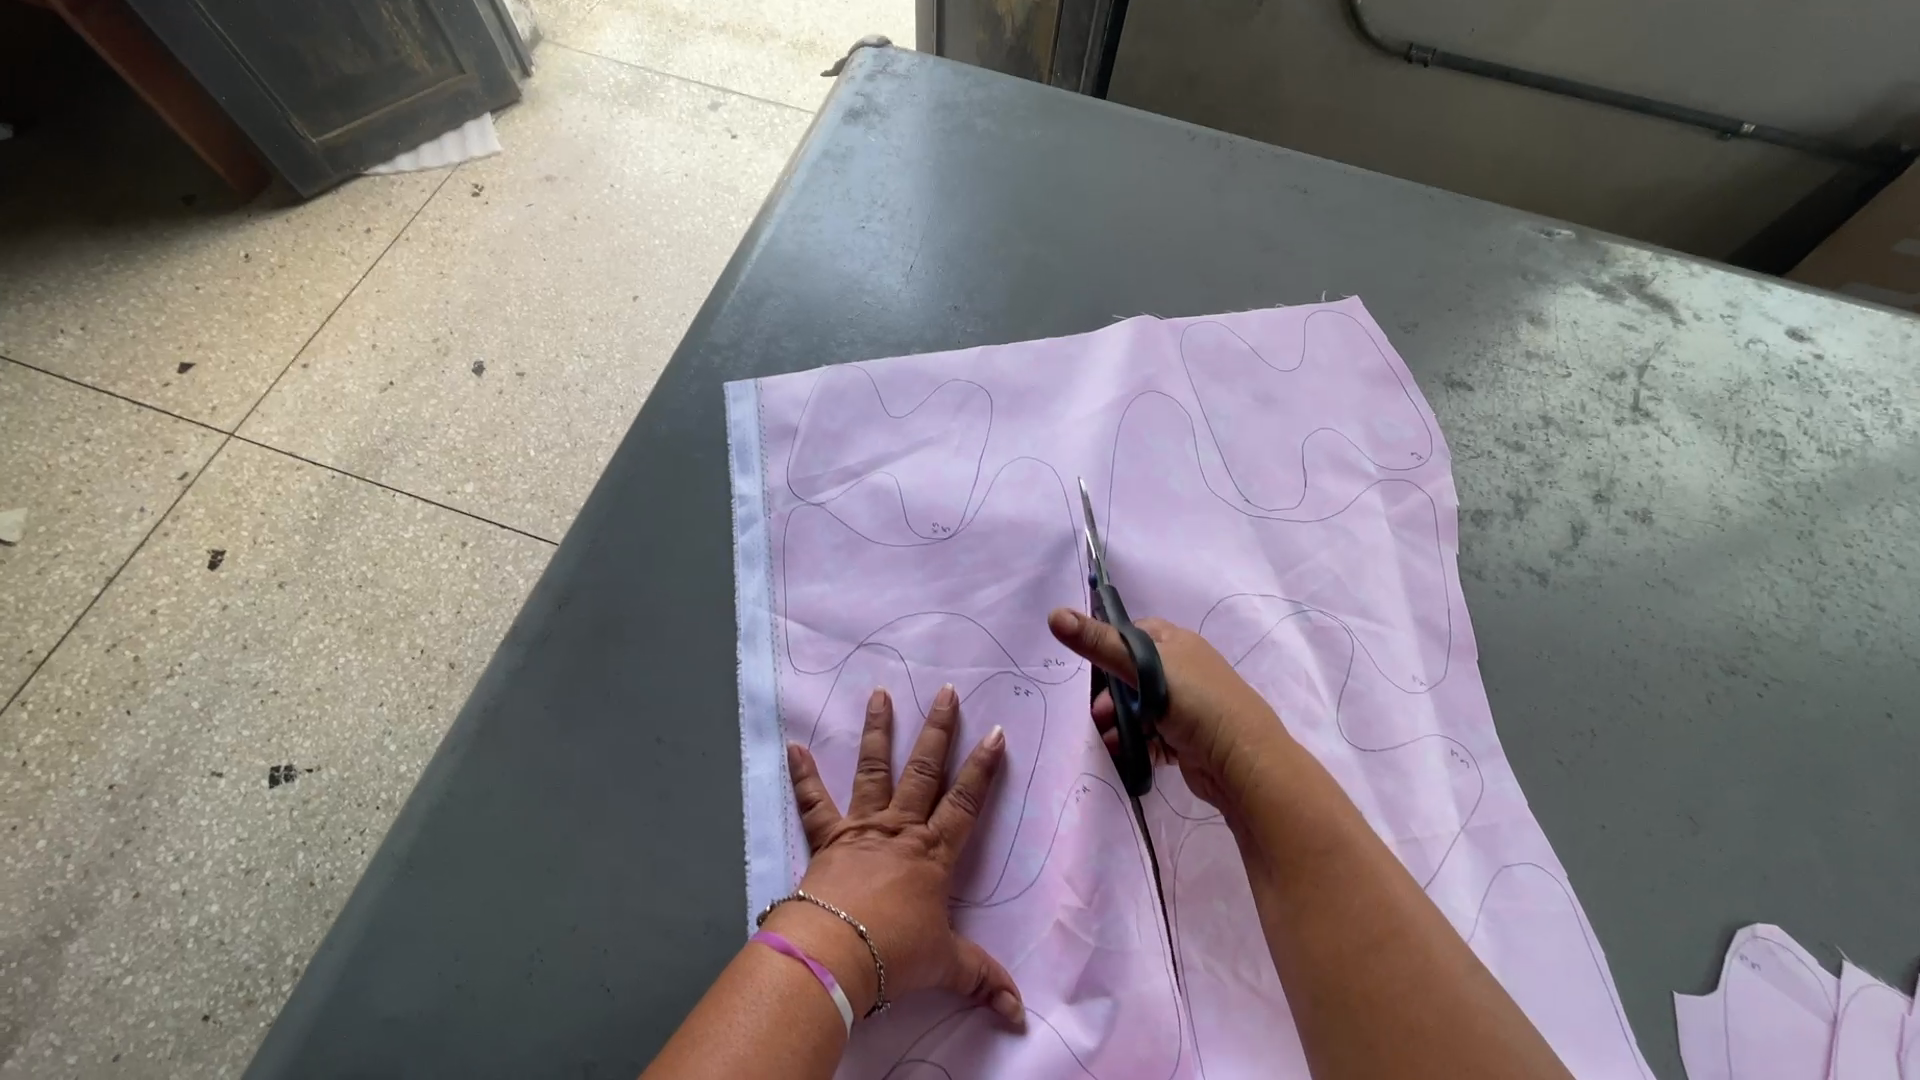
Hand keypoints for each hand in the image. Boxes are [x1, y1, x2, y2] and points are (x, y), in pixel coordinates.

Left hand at [774, 684, 1024, 1028]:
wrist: (835, 955)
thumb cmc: (893, 954)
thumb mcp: (945, 966)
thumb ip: (981, 979)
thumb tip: (1020, 1013)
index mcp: (932, 853)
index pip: (965, 802)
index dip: (983, 768)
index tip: (995, 733)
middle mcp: (899, 829)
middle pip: (923, 771)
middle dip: (938, 730)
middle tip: (945, 692)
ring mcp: (861, 828)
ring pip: (873, 770)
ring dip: (877, 731)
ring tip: (879, 694)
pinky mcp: (827, 838)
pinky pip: (814, 801)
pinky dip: (803, 774)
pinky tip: (794, 746)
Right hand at [1047, 608, 1293, 811]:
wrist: (1244, 761)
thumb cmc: (1196, 703)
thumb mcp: (1143, 668)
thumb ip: (1098, 644)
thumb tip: (1054, 614)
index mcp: (1177, 643)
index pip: (1134, 635)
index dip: (1109, 648)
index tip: (1091, 667)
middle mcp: (1183, 670)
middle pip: (1131, 676)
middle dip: (1111, 695)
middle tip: (1099, 713)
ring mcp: (1187, 707)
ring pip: (1139, 709)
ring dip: (1120, 723)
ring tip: (1111, 738)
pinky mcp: (1186, 739)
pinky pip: (1151, 736)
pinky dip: (1136, 743)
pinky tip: (1124, 753)